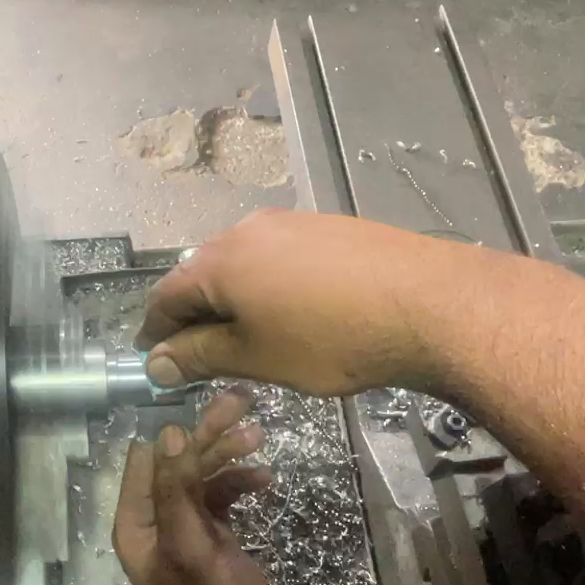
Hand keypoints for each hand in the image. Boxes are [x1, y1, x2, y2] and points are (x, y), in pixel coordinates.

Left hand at [112, 390, 289, 584]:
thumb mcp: (189, 547)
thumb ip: (175, 490)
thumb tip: (166, 434)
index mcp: (137, 521)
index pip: (150, 458)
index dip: (179, 430)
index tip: (214, 405)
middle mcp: (156, 521)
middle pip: (180, 463)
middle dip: (210, 435)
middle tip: (245, 403)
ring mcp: (186, 531)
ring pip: (203, 478)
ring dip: (229, 456)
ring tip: (260, 435)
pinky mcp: (213, 542)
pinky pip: (221, 500)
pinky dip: (239, 485)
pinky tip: (265, 478)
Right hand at [134, 209, 498, 396]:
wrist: (430, 304)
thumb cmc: (329, 339)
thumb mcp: (254, 357)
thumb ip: (197, 356)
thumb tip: (155, 362)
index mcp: (218, 260)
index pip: (165, 295)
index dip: (154, 331)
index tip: (154, 359)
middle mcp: (246, 229)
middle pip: (200, 274)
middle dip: (193, 315)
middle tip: (199, 354)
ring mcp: (290, 222)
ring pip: (240, 264)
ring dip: (230, 300)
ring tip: (245, 336)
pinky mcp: (327, 227)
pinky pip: (276, 256)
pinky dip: (265, 285)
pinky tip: (290, 311)